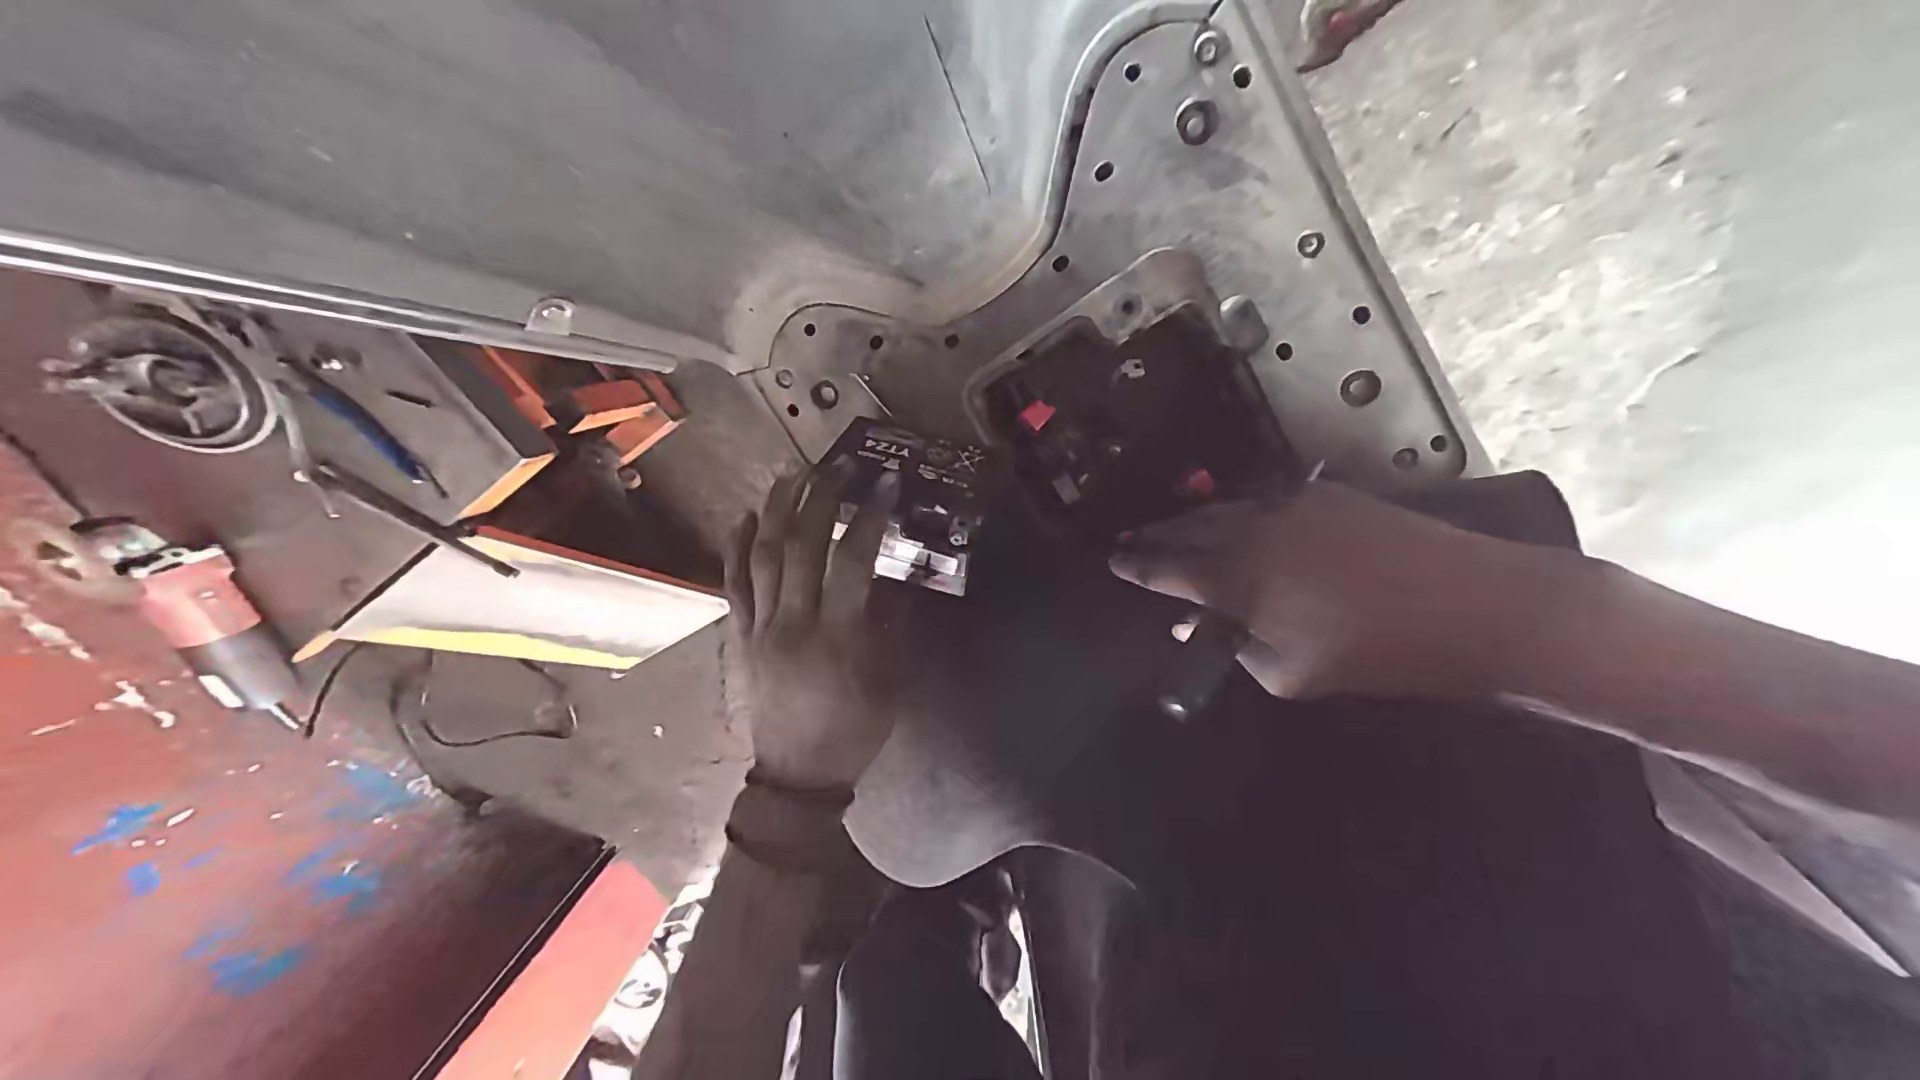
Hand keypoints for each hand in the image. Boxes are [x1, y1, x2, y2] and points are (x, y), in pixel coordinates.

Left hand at [724, 463, 900, 789]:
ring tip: (791, 474)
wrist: (797, 777)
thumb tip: (895, 577)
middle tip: (836, 467)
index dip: (869, 517)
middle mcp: (794, 622)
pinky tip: (744, 517)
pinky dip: (737, 547)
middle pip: (802, 546)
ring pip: (763, 556)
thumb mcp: (890, 683)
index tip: (884, 485)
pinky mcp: (741, 637)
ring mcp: (760, 628)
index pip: (853, 560)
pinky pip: (733, 584)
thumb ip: (892, 626)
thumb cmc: (853, 731)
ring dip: (777, 509)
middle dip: (820, 498)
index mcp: (837, 635)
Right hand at [1108, 482, 1528, 700]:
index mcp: (1235, 580)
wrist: (1475, 606)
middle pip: (1185, 529)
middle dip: (1153, 536)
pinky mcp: (1322, 493)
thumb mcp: (1288, 673)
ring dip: (1190, 520)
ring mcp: (1287, 505)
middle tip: (1129, 540)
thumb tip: (1193, 621)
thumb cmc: (1376, 655)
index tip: (1114, 560)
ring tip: (1170, 527)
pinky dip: (1235, 510)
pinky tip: (1231, 517)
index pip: (1164, 568)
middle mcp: (1250, 532)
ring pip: (1220, 509)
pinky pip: (1260, 499)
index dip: (1135, 565)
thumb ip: (1230, 644)